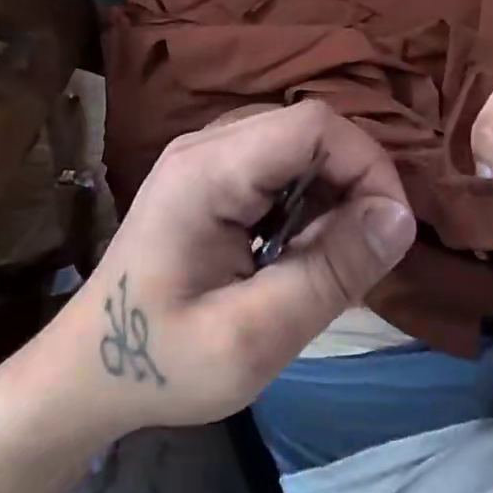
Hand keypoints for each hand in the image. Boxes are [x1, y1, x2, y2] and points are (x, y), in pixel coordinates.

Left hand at [27, 101, 415, 440]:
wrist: (91, 367)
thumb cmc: (162, 361)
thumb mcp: (253, 336)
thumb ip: (329, 272)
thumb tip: (401, 218)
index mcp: (206, 172)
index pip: (313, 125)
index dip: (368, 166)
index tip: (389, 234)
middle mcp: (201, 147)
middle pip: (306, 130)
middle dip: (351, 184)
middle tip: (352, 259)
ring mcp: (198, 158)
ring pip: (294, 146)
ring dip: (328, 196)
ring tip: (318, 263)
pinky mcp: (202, 178)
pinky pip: (272, 166)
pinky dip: (301, 202)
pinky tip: (289, 254)